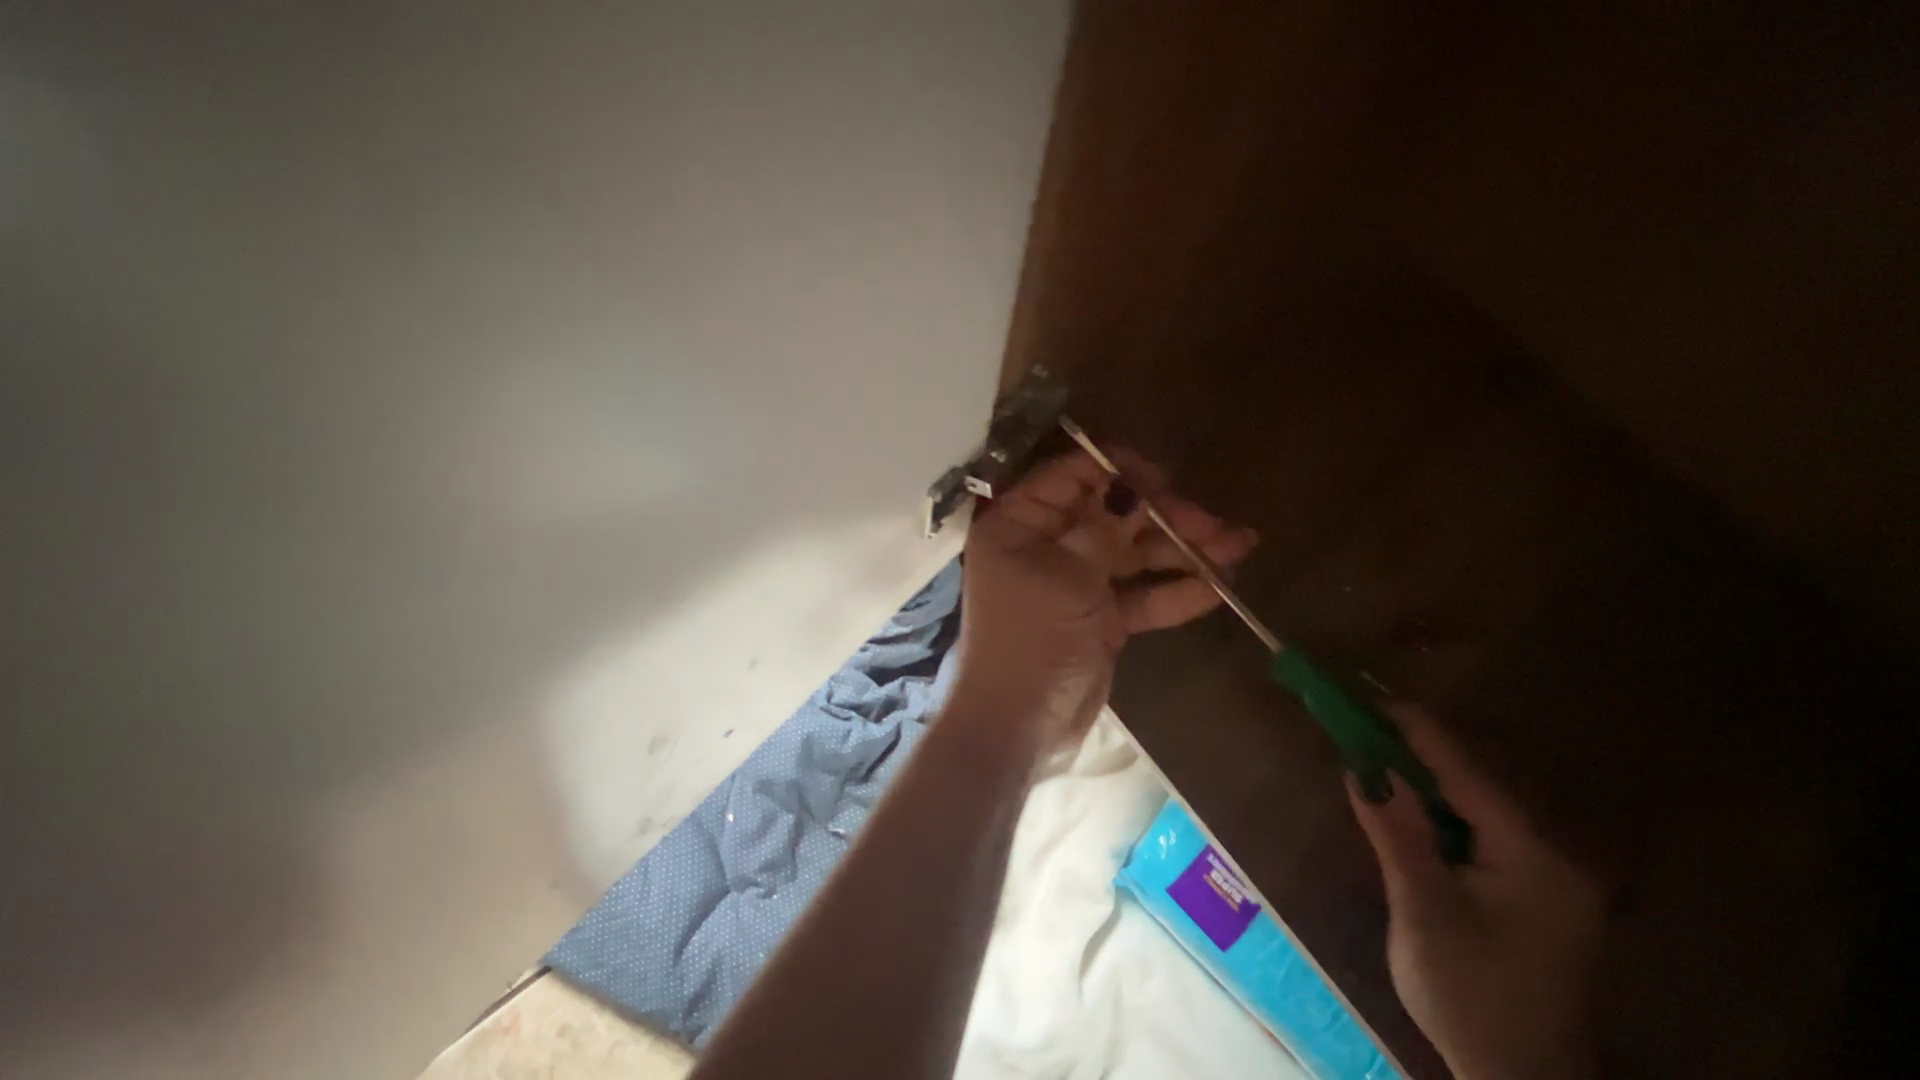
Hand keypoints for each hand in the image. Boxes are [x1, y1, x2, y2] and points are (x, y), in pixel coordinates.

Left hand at [957, 446, 1255, 750]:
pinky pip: (1140, 596)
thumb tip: (1130, 484)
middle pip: (1111, 514)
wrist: (1018, 728)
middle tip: (1213, 524)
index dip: (1120, 471)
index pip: (1072, 476)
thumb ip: (1103, 527)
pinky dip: (1173, 593)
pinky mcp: (1098, 619)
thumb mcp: (1068, 576)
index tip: (1167, 479)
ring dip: (1181, 551)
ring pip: (1132, 554)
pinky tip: (1217, 588)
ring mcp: (1074, 583)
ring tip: (1239, 547)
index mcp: (1020, 524)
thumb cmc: (1032, 640)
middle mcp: (1045, 545)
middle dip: (1164, 517)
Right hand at [1350, 707, 1605, 1079]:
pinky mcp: (1536, 888)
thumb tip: (1363, 767)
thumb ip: (1397, 832)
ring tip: (1374, 755)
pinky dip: (1441, 813)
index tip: (1368, 696)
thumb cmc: (1469, 992)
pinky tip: (1409, 809)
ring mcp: (1549, 871)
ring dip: (1425, 780)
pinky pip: (1482, 830)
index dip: (1413, 730)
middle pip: (1474, 780)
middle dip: (1414, 750)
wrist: (1519, 1074)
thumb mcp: (1422, 910)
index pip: (1464, 771)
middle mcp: (1552, 850)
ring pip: (1477, 804)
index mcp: (1533, 851)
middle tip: (1360, 724)